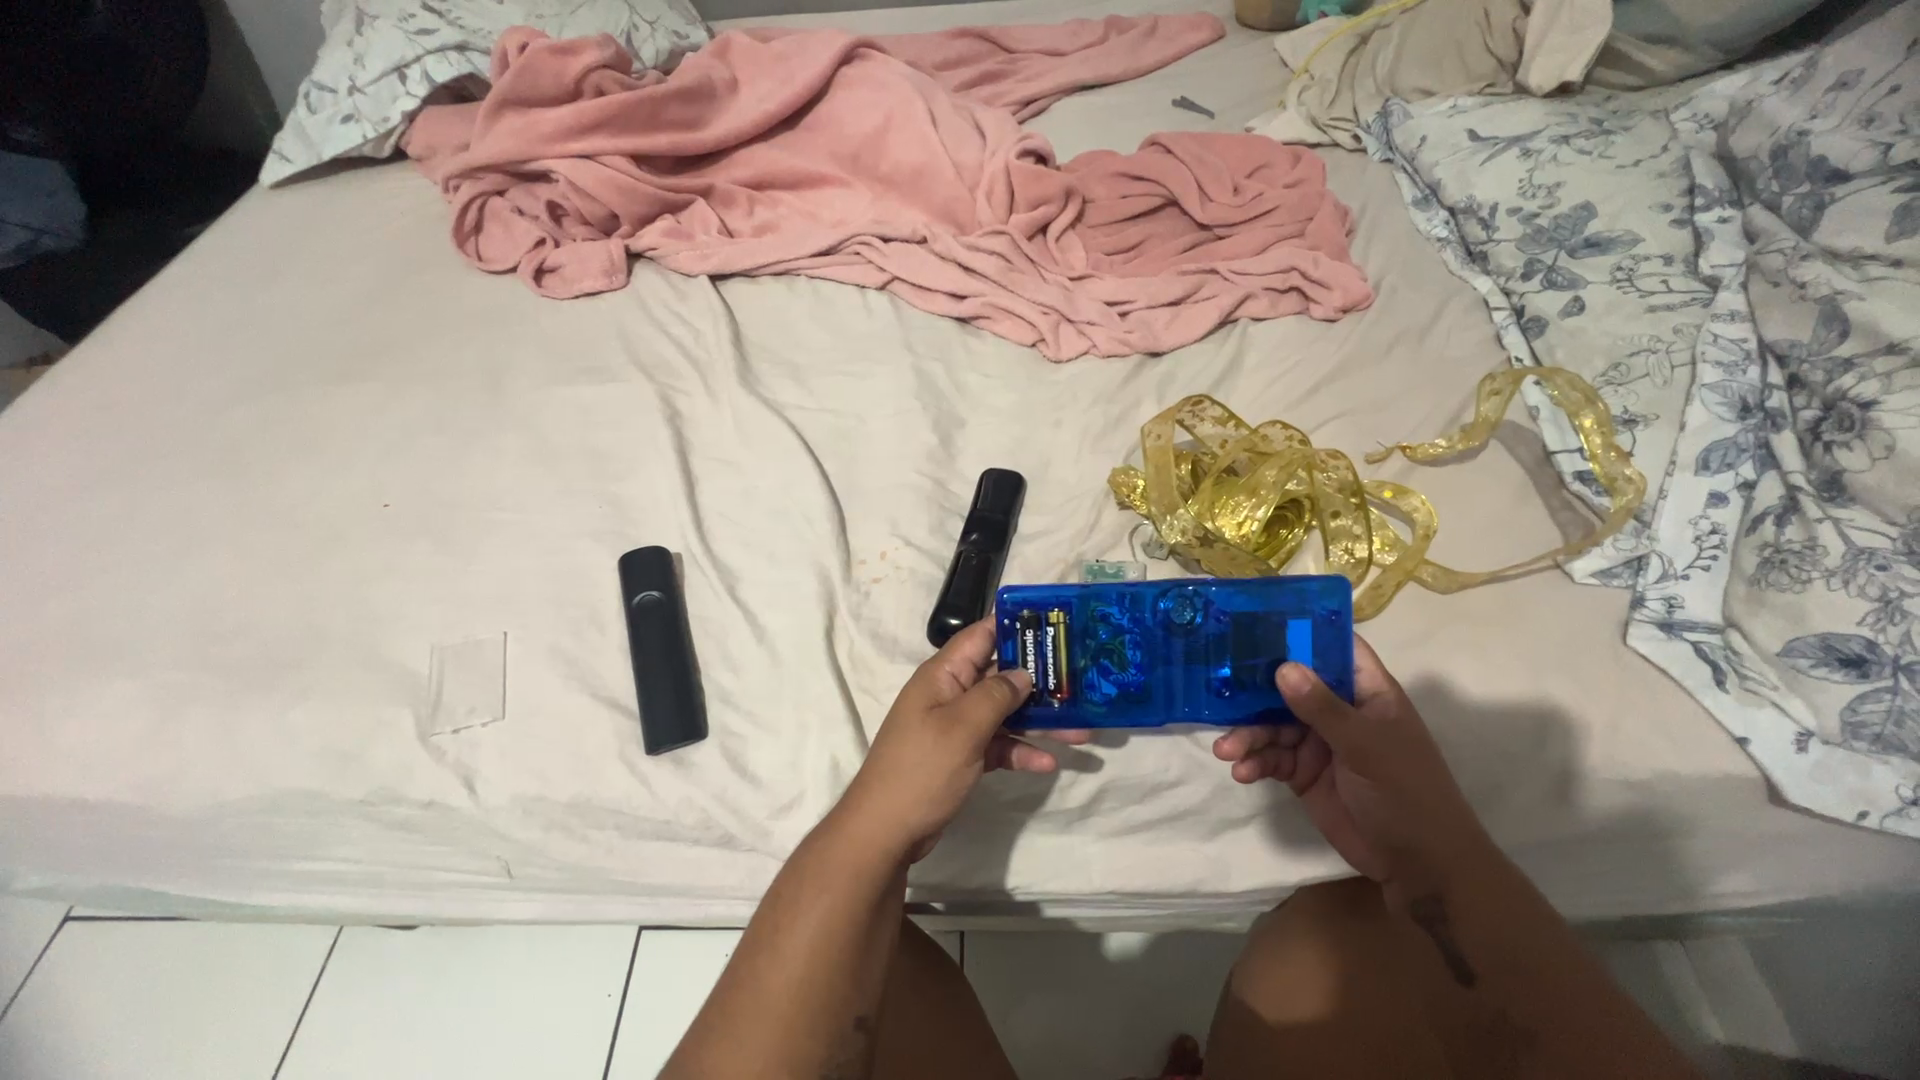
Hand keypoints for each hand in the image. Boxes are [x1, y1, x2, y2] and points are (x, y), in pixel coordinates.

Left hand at [840, 619, 1090, 860]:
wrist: (887, 830)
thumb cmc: (922, 769)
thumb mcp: (962, 727)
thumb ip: (996, 695)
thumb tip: (1024, 673)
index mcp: (944, 674)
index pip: (982, 635)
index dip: (1016, 626)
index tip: (1057, 624)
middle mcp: (951, 694)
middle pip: (1001, 676)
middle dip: (1041, 681)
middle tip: (1084, 683)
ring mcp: (956, 726)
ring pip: (1006, 713)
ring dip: (1041, 722)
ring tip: (1084, 732)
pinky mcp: (963, 756)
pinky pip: (999, 744)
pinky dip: (1021, 751)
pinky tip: (1048, 763)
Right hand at [1212, 635, 1493, 909]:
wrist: (1418, 864)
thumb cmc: (1406, 792)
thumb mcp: (1366, 745)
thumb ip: (1322, 708)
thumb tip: (1282, 667)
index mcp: (1366, 692)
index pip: (1334, 648)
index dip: (1302, 633)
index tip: (1257, 623)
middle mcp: (1340, 711)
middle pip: (1289, 687)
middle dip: (1254, 692)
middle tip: (1219, 695)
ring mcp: (1319, 742)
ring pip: (1273, 725)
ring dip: (1248, 736)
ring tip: (1226, 752)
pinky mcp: (1303, 774)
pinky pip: (1271, 758)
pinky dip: (1254, 762)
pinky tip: (1242, 772)